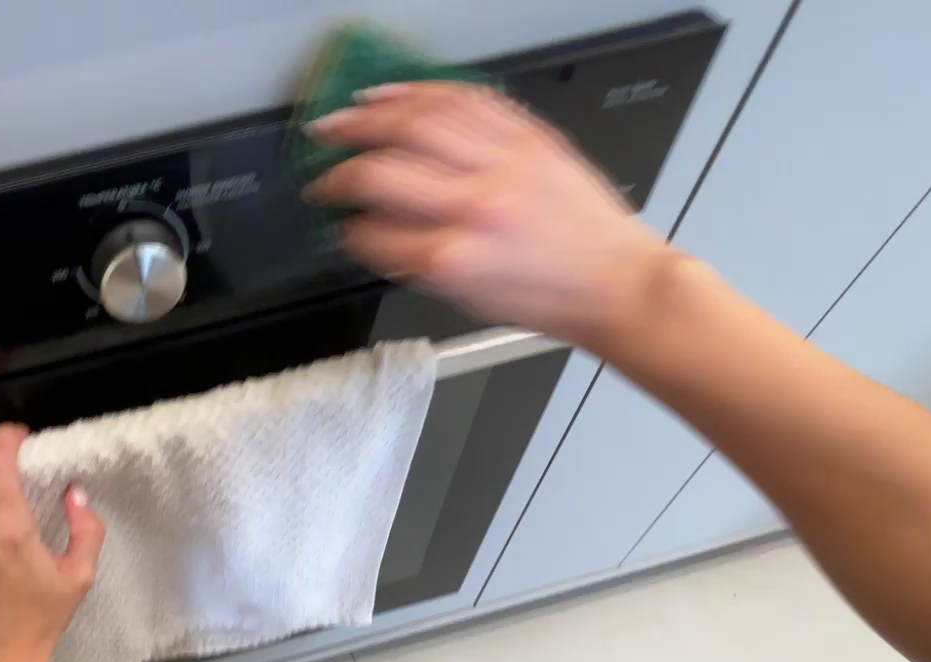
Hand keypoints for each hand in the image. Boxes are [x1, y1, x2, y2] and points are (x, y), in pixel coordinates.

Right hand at [304, 81, 674, 349]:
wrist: (610, 280)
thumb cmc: (540, 299)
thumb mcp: (461, 298)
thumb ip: (411, 261)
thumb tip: (370, 231)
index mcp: (452, 258)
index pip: (373, 232)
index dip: (346, 227)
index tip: (337, 222)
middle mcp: (473, 205)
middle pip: (384, 171)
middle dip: (340, 168)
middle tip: (320, 165)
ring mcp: (502, 163)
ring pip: (419, 121)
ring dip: (369, 117)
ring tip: (341, 119)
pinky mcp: (528, 135)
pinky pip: (464, 99)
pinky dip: (420, 92)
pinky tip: (392, 94)